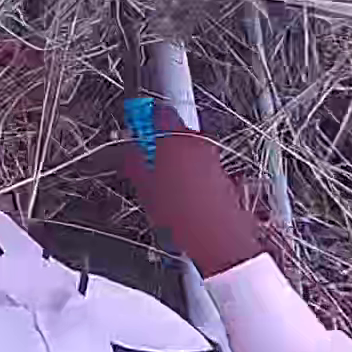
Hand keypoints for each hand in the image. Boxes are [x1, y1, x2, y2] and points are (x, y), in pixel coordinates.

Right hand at [118, 105, 262, 275]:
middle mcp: (197, 142)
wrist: (218, 239)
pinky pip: (200, 164)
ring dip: (175, 159)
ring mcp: (213, 157)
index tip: (137, 128)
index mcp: (175, 137)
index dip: (144, 119)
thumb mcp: (144, 186)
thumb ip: (134, 160)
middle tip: (146, 160)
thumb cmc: (182, 213)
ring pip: (187, 149)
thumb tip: (129, 151)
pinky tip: (180, 195)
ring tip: (162, 183)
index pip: (158, 112)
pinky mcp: (222, 174)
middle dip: (159, 143)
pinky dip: (189, 173)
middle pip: (174, 130)